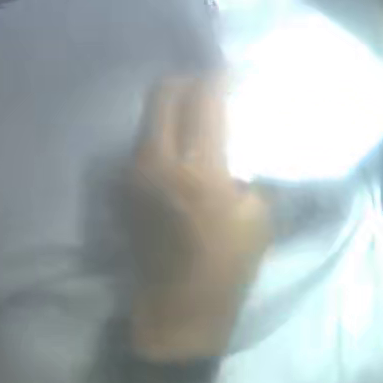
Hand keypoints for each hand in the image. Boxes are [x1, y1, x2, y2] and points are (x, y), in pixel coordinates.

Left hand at [126, 77, 269, 360]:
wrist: (179, 309)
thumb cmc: (230, 263)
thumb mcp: (260, 213)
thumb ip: (252, 168)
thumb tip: (249, 138)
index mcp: (199, 169)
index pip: (204, 99)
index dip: (220, 77)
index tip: (237, 72)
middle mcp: (158, 162)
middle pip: (164, 94)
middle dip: (190, 81)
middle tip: (214, 85)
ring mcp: (133, 174)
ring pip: (149, 116)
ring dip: (175, 106)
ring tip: (202, 114)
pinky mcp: (123, 188)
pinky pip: (144, 142)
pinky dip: (165, 131)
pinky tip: (186, 146)